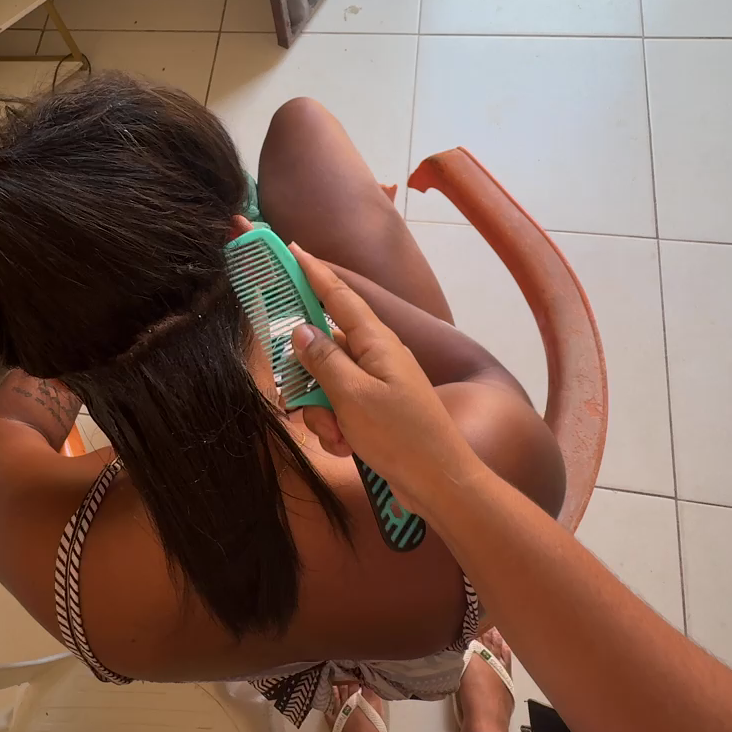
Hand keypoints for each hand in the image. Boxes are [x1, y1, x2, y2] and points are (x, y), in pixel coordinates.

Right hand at [289, 244, 482, 515]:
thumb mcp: (353, 396)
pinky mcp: (374, 407)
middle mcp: (374, 354)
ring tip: (336, 436)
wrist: (440, 484)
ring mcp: (375, 381)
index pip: (337, 295)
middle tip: (297, 402)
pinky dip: (334, 426)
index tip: (291, 248)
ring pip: (325, 381)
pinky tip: (344, 447)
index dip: (313, 272)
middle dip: (306, 377)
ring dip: (320, 410)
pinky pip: (338, 406)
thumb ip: (323, 360)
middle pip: (322, 346)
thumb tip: (300, 329)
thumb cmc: (401, 436)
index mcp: (374, 341)